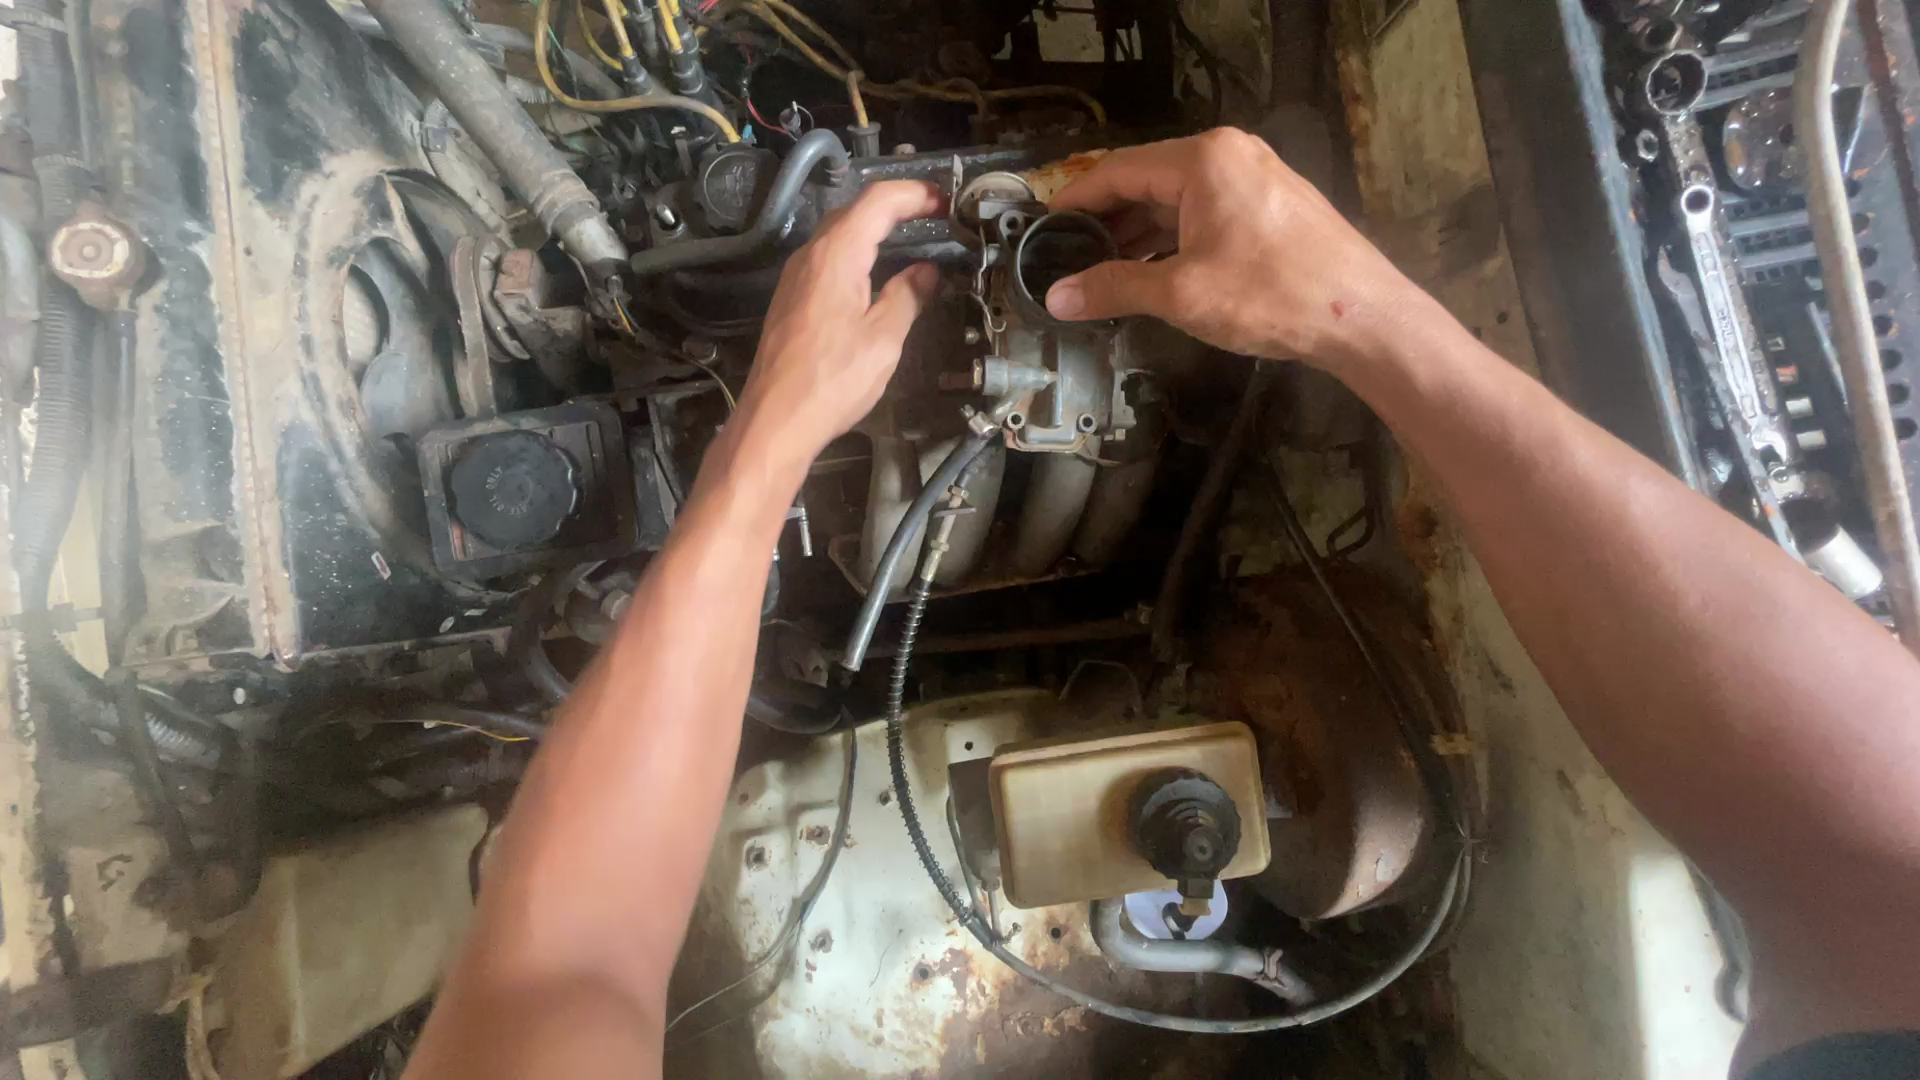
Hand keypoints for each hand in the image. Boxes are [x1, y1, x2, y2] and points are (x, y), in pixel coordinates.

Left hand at [735, 180, 942, 457]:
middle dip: (896, 208)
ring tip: (912, 241)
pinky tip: (876, 277)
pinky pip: (828, 262)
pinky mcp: (791, 301)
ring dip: (875, 232)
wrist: (777, 419)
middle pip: (855, 212)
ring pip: (838, 237)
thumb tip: (925, 273)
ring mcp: (795, 278)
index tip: (945, 201)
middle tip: (934, 217)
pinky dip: (858, 256)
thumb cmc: (832, 380)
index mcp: (836, 255)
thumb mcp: (883, 339)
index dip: (915, 194)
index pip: (878, 201)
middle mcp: (810, 256)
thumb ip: (907, 297)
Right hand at [1044, 128, 1422, 367]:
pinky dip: (1167, 242)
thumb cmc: (1267, 296)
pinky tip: (1147, 274)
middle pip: (1144, 183)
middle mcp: (1226, 155)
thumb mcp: (1180, 293)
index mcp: (1202, 160)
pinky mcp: (1266, 206)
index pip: (1117, 171)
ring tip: (1098, 274)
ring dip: (1134, 237)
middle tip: (1066, 261)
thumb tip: (1056, 298)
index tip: (1042, 231)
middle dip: (1104, 223)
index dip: (1076, 202)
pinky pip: (1200, 216)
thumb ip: (1113, 288)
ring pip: (1172, 202)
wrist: (1359, 315)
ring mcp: (1251, 178)